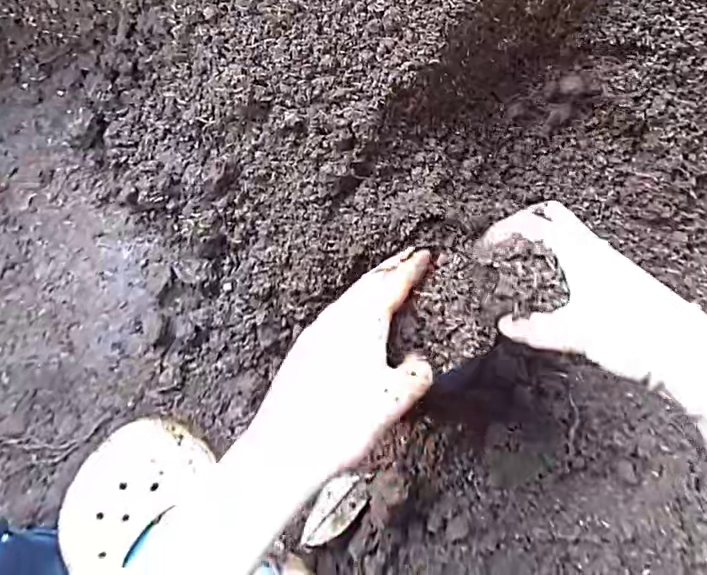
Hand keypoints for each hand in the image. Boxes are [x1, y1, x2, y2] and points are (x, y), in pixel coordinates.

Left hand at [232, 247, 434, 489]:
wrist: (280, 452)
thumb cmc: (339, 425)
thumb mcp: (394, 401)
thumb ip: (416, 375)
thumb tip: (420, 363)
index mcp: (365, 318)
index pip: (395, 282)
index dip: (413, 267)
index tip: (426, 255)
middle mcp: (339, 316)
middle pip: (370, 281)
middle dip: (392, 267)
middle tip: (409, 256)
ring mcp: (317, 331)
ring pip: (351, 296)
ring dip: (372, 284)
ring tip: (385, 282)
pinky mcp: (303, 350)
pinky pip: (336, 313)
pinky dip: (354, 304)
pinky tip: (354, 321)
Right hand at [483, 201, 706, 396]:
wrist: (686, 350)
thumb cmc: (636, 334)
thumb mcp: (577, 333)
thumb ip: (538, 329)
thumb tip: (508, 324)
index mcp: (581, 252)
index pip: (534, 224)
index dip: (506, 229)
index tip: (486, 242)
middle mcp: (596, 250)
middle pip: (555, 217)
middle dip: (528, 222)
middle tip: (507, 241)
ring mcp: (610, 263)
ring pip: (571, 236)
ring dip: (546, 240)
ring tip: (527, 262)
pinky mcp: (620, 280)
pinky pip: (583, 256)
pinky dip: (563, 259)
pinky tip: (561, 286)